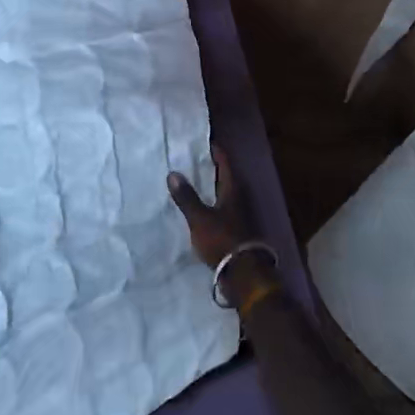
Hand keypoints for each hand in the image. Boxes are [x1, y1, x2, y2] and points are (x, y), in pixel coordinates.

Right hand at [168, 146, 252, 274]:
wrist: (241, 272)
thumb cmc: (221, 239)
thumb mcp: (200, 218)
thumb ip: (186, 197)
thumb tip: (173, 173)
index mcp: (233, 190)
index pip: (225, 164)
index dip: (216, 152)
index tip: (204, 142)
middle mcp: (238, 199)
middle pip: (225, 178)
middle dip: (211, 169)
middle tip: (193, 160)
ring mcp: (237, 215)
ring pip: (222, 194)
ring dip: (209, 187)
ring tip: (191, 181)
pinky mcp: (233, 229)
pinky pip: (219, 210)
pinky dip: (209, 204)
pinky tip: (196, 208)